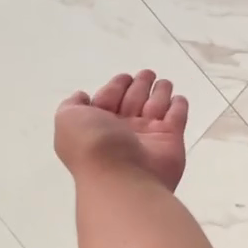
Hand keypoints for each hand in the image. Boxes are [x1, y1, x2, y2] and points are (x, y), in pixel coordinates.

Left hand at [54, 70, 189, 191]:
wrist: (122, 174)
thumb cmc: (93, 144)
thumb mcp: (68, 119)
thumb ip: (72, 105)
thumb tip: (83, 96)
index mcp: (97, 123)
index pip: (108, 98)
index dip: (116, 86)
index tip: (125, 77)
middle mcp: (123, 128)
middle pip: (133, 100)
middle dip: (140, 85)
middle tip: (148, 73)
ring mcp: (149, 134)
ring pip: (156, 106)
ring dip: (161, 92)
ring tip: (165, 82)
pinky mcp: (172, 139)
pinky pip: (177, 117)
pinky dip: (178, 106)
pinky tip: (178, 98)